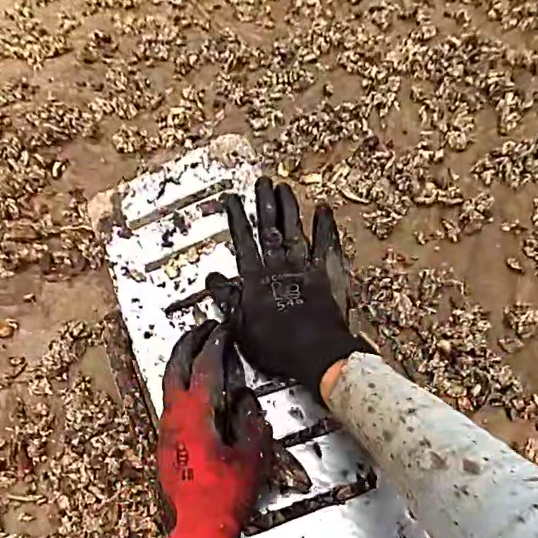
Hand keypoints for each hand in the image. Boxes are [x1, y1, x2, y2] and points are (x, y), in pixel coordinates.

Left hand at [158, 322, 270, 537]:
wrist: (198, 526)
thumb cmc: (224, 494)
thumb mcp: (251, 456)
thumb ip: (251, 423)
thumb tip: (245, 403)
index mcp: (197, 414)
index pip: (204, 368)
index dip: (214, 344)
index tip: (221, 330)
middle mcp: (175, 417)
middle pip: (175, 368)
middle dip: (187, 344)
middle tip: (201, 330)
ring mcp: (166, 430)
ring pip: (168, 386)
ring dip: (181, 365)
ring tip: (194, 352)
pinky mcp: (164, 444)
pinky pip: (169, 405)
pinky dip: (179, 388)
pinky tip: (191, 392)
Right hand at [208, 177, 368, 393]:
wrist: (315, 354)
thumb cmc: (276, 346)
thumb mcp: (241, 327)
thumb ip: (227, 300)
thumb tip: (212, 280)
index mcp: (255, 279)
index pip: (243, 242)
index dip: (236, 219)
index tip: (232, 200)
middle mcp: (278, 267)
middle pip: (269, 229)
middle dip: (264, 204)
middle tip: (262, 183)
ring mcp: (303, 268)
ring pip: (294, 230)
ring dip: (289, 208)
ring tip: (284, 188)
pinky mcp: (325, 275)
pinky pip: (325, 245)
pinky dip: (325, 227)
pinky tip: (323, 210)